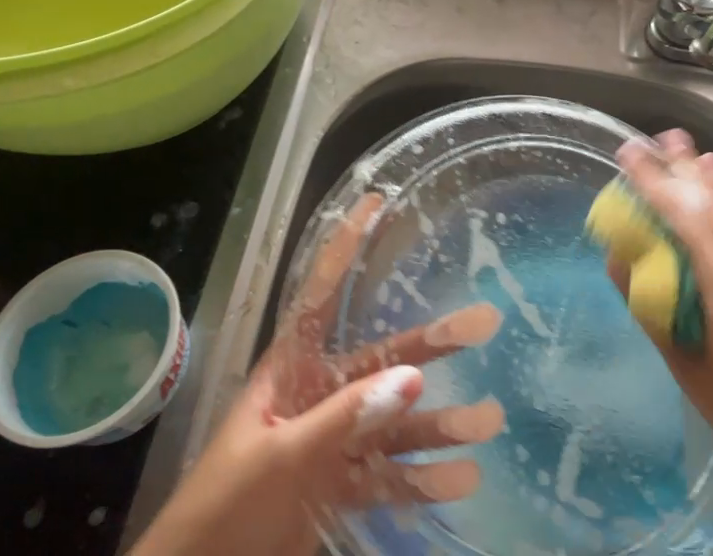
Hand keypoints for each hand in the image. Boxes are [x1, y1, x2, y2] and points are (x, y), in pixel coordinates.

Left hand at [132, 194, 505, 555]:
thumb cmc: (223, 507)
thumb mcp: (278, 458)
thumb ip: (343, 419)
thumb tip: (413, 377)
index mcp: (289, 373)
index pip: (320, 297)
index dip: (344, 248)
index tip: (376, 204)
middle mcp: (319, 397)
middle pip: (383, 361)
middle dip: (432, 343)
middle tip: (485, 321)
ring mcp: (334, 443)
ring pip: (396, 423)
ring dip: (440, 425)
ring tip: (489, 421)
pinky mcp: (343, 488)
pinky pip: (390, 477)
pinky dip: (424, 480)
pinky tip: (462, 479)